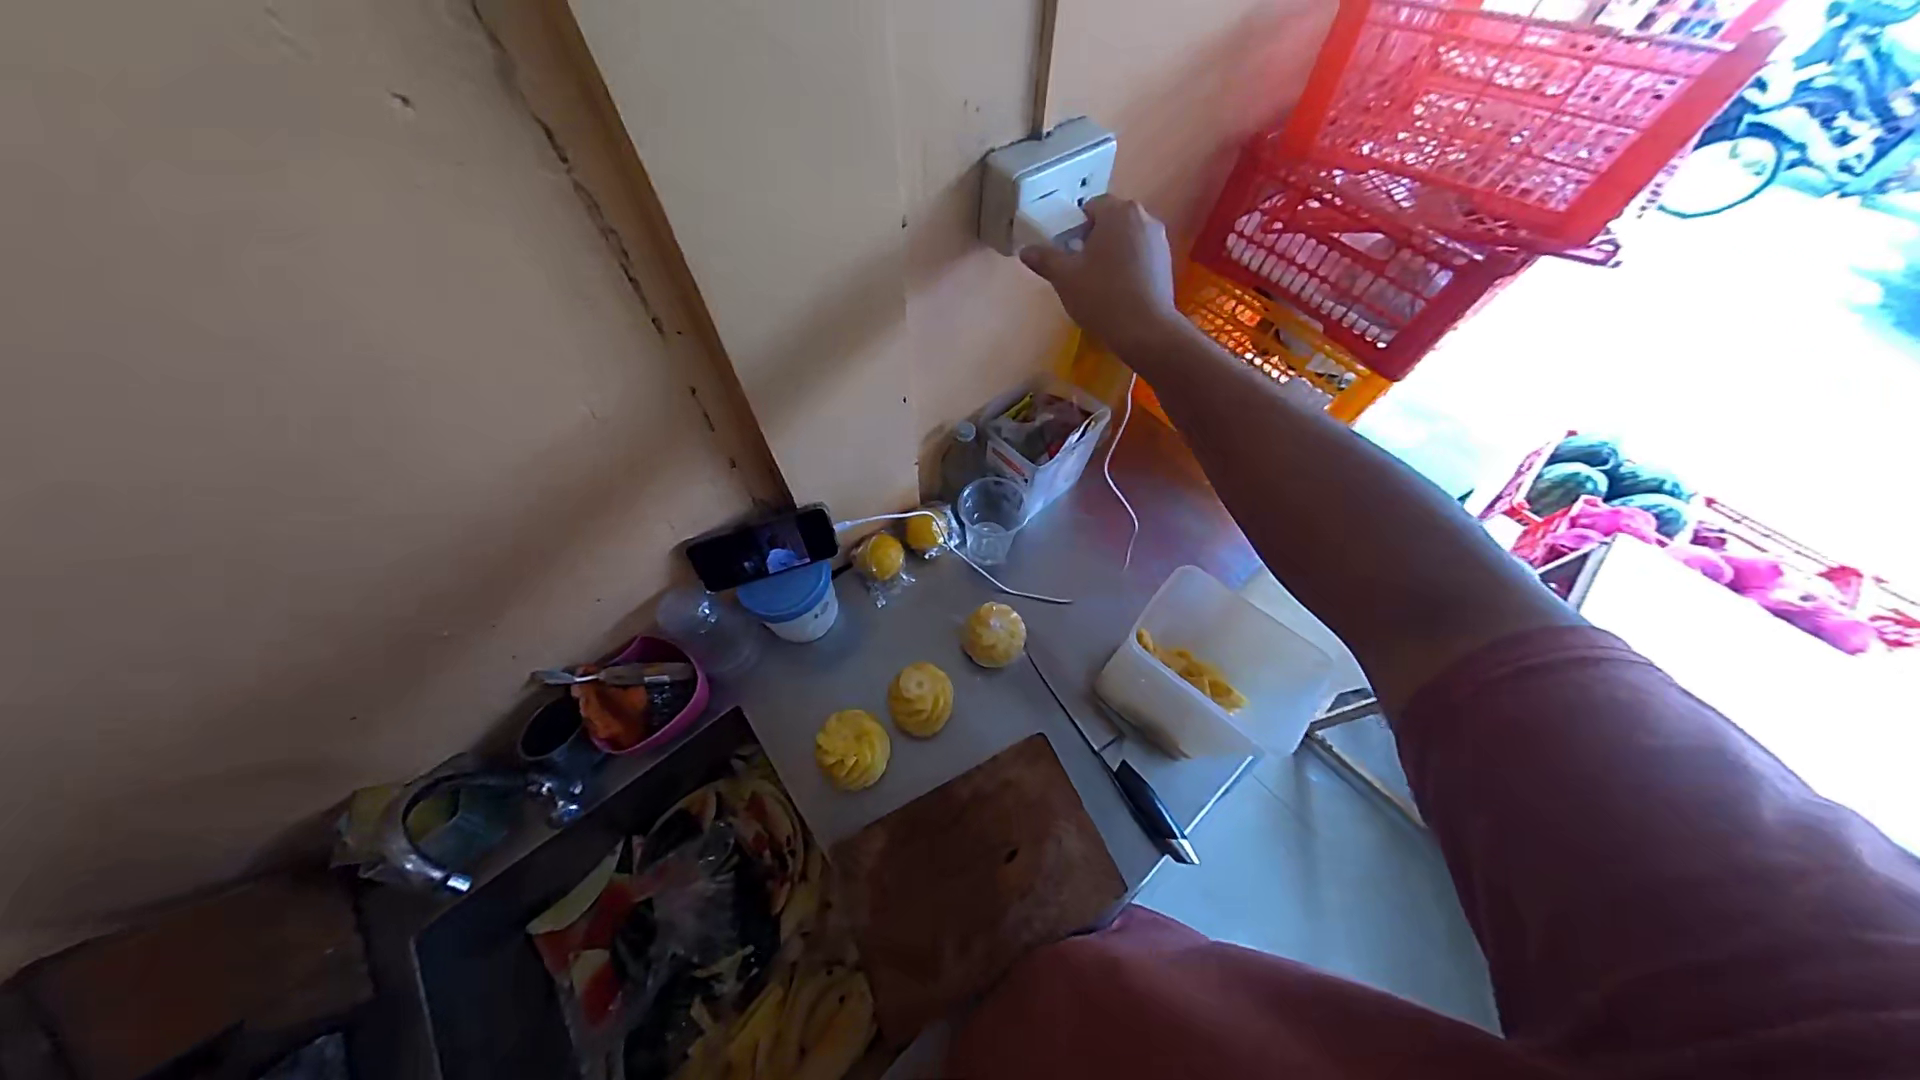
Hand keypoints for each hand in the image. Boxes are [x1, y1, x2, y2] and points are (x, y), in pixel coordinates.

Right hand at [1019, 196, 1182, 357]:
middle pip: (1111, 221)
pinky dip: (1129, 266)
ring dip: (1112, 252)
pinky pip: (1141, 255)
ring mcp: (1160, 240)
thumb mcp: (1065, 278)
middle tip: (1079, 267)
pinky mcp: (1167, 262)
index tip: (1067, 251)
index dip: (1075, 227)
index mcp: (1118, 212)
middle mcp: (1144, 217)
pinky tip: (1118, 291)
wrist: (1144, 329)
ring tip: (1099, 282)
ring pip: (1127, 239)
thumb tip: (1026, 251)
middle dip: (1094, 238)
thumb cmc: (1101, 296)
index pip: (1091, 207)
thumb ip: (1045, 259)